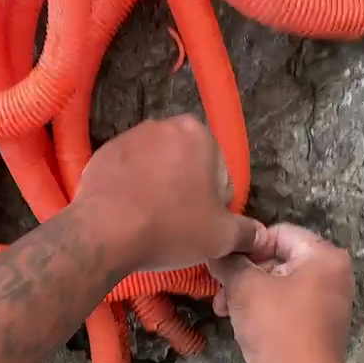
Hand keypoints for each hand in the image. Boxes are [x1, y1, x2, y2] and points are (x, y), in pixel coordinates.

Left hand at [72, 116, 261, 271]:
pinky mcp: (103, 154)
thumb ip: (246, 233)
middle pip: (187, 166)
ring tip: (151, 223)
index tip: (201, 227)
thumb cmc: (172, 229)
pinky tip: (129, 217)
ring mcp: (129, 137)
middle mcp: (164, 125)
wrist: (105, 233)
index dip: (215, 206)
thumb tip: (261, 236)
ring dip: (159, 190)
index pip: (220, 175)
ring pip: (156, 169)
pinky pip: (127, 175)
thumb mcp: (220, 237)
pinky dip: (131, 191)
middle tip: (178, 227)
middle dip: (186, 193)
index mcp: (200, 135)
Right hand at [206, 224, 354, 362]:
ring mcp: (327, 303)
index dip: (245, 246)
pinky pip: (286, 307)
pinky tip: (242, 325)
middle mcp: (332, 275)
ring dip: (248, 295)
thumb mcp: (246, 289)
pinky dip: (263, 311)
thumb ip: (228, 263)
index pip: (277, 232)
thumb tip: (215, 250)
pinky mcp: (318, 327)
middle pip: (278, 259)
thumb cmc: (279, 331)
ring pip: (278, 285)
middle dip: (244, 274)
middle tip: (218, 293)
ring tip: (224, 311)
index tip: (221, 264)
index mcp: (323, 256)